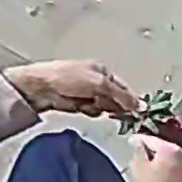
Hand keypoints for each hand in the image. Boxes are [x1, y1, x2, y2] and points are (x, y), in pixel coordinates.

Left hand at [4, 61, 138, 117]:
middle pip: (117, 99)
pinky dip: (91, 111)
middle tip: (106, 105)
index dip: (131, 100)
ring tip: (89, 104)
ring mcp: (88, 93)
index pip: (125, 88)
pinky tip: (82, 107)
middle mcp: (97, 81)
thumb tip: (142, 107)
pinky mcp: (80, 103)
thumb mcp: (100, 84)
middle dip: (113, 104)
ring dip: (100, 108)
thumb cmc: (68, 78)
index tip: (135, 111)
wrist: (40, 88)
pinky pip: (95, 111)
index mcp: (102, 70)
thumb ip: (123, 96)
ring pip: (106, 107)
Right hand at [129, 135, 181, 181]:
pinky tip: (164, 176)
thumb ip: (138, 150)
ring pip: (176, 158)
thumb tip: (138, 142)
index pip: (152, 139)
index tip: (132, 141)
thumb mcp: (137, 167)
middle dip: (154, 150)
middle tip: (141, 153)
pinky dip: (174, 169)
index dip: (139, 140)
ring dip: (165, 160)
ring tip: (152, 166)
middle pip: (166, 147)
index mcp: (171, 150)